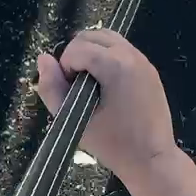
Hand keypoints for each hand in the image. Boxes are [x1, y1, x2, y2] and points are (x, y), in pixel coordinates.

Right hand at [33, 28, 178, 183]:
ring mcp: (143, 60)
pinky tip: (105, 86)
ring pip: (107, 38)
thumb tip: (43, 60)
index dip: (65, 69)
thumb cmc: (113, 145)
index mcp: (115, 66)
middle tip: (76, 87)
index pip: (76, 49)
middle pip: (91, 36)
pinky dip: (107, 58)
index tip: (70, 94)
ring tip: (88, 84)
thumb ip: (52, 89)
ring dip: (91, 54)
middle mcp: (131, 55)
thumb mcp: (74, 120)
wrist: (152, 159)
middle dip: (76, 55)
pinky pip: (121, 50)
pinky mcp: (148, 69)